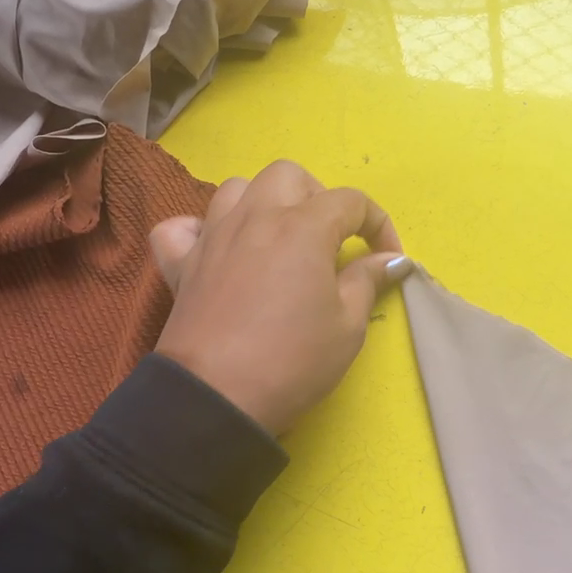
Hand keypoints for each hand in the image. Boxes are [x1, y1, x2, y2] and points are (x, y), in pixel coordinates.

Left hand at [148, 161, 411, 434]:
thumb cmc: (293, 360)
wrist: (216, 397)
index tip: (387, 259)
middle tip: (332, 239)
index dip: (379, 224)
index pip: (351, 201)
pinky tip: (219, 250)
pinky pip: (183, 225)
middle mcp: (256, 217)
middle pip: (289, 175)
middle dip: (318, 197)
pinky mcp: (180, 263)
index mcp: (303, 228)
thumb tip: (391, 260)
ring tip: (280, 239)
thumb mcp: (348, 325)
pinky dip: (202, 229)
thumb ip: (368, 280)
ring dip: (265, 203)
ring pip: (237, 188)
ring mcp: (213, 236)